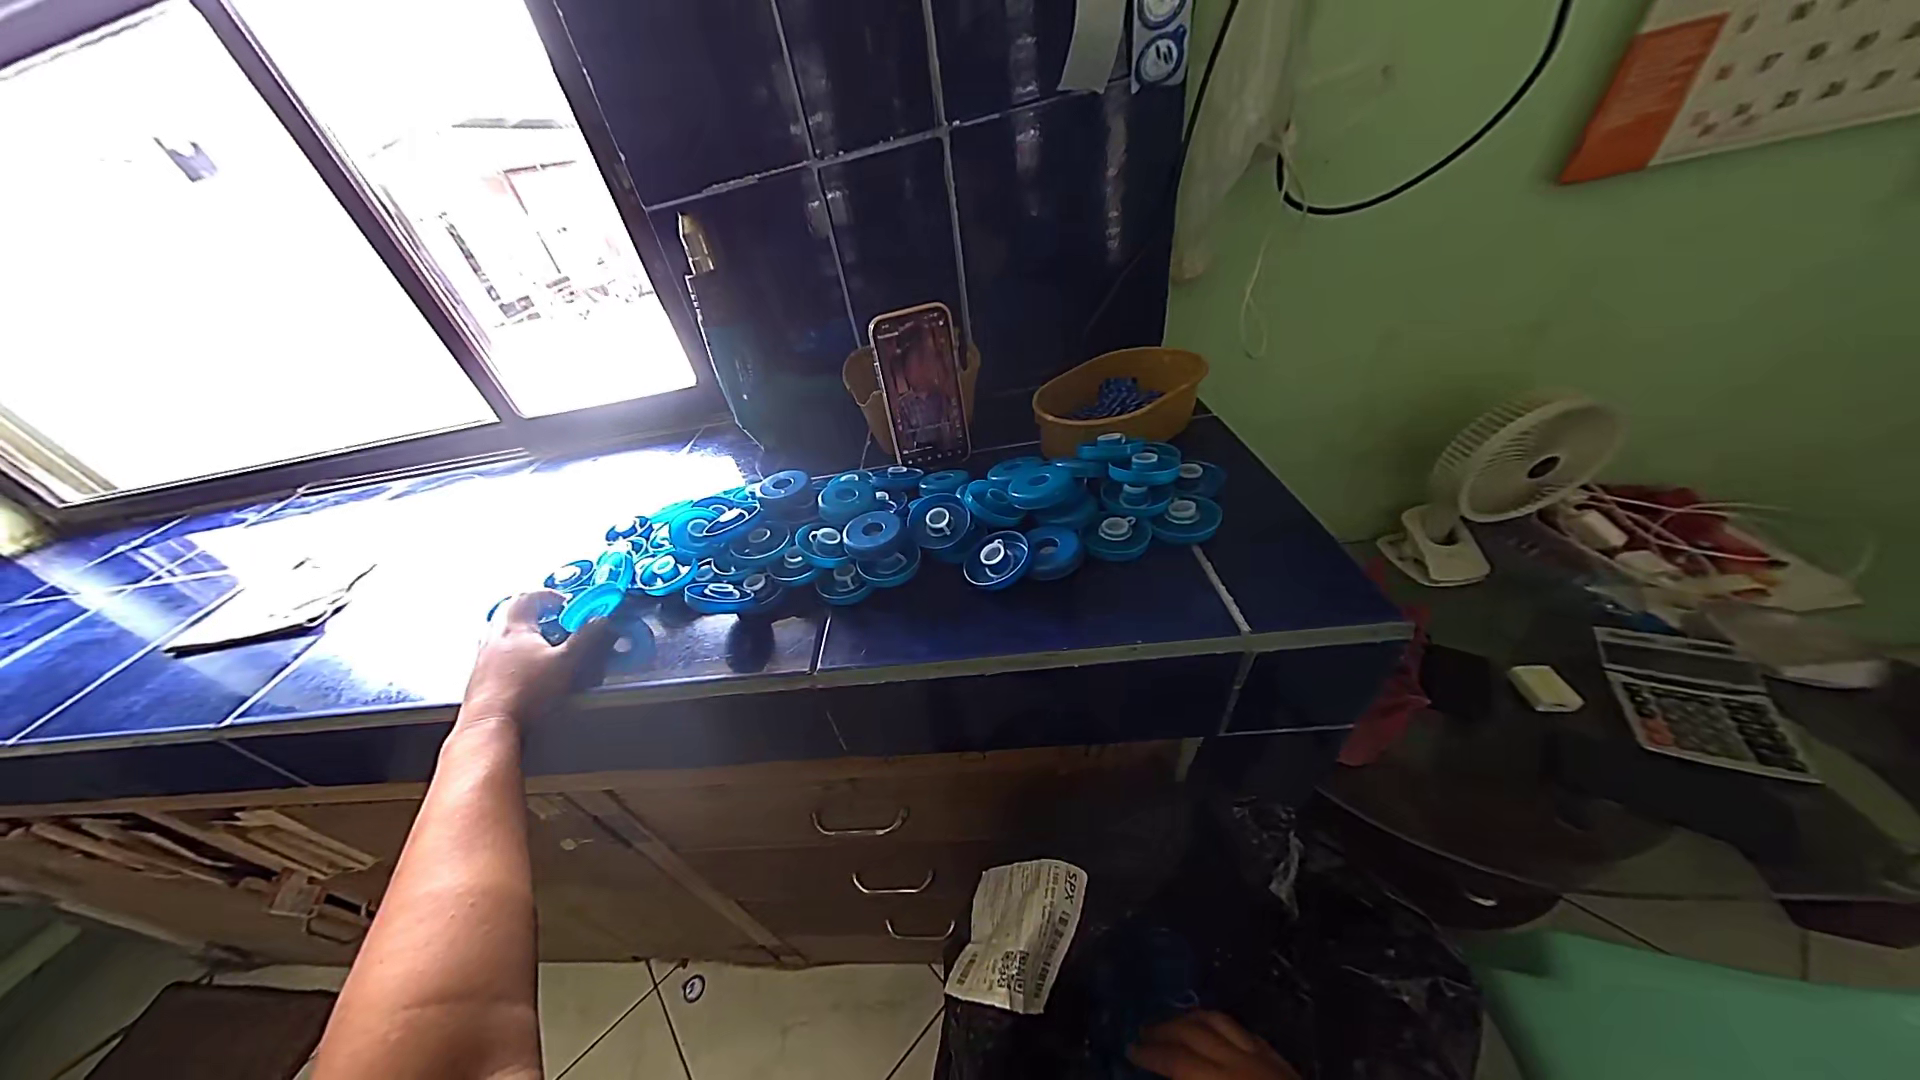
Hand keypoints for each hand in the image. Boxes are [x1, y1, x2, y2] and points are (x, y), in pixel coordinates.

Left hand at [461, 591, 613, 724]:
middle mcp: (494, 639)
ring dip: (522, 630)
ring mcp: (484, 658)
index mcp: (514, 628)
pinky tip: (527, 667)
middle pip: (510, 610)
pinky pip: (497, 653)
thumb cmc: (525, 692)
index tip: (566, 602)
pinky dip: (513, 651)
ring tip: (542, 640)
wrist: (490, 725)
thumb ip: (587, 638)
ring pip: (501, 631)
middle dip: (533, 609)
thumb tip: (599, 620)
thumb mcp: (567, 661)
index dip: (550, 595)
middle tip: (552, 615)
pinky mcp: (480, 677)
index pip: (528, 596)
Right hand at [1129, 1011, 1298, 1079]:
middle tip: (1142, 1031)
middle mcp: (1237, 1062)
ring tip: (1172, 1021)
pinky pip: (1241, 1028)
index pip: (1176, 1061)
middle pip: (1191, 1033)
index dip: (1150, 1054)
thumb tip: (1172, 1077)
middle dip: (1162, 1030)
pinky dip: (1220, 1022)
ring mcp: (1259, 1057)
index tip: (1130, 1049)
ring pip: (1215, 1021)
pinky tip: (1214, 1025)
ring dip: (1188, 1018)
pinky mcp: (1278, 1059)